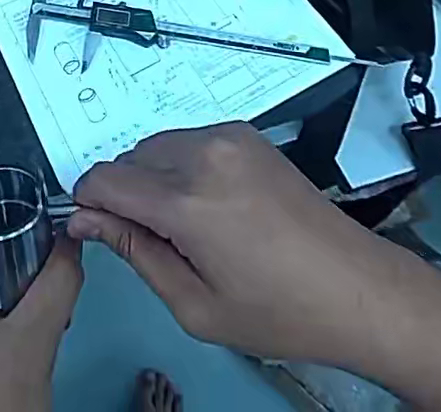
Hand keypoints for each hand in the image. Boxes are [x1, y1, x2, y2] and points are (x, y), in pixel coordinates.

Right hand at [65, 123, 413, 372]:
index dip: (88, 202)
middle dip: (124, 193)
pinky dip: (181, 163)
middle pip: (128, 158)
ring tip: (186, 221)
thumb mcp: (194, 304)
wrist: (355, 285)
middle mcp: (202, 154)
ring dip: (151, 176)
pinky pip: (188, 138)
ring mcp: (227, 136)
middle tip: (154, 237)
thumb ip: (133, 252)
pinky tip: (210, 199)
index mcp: (187, 202)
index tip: (95, 226)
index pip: (105, 179)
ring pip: (156, 145)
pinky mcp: (244, 132)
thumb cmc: (276, 310)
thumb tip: (85, 219)